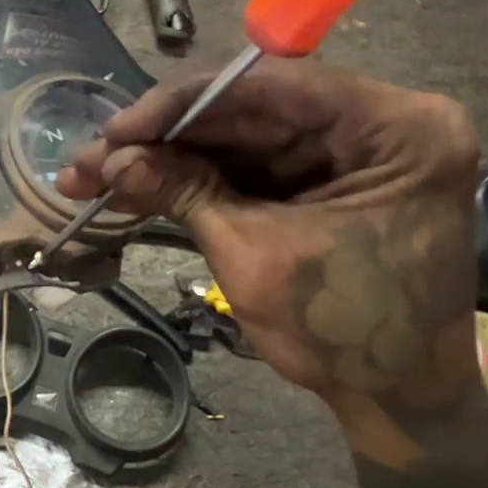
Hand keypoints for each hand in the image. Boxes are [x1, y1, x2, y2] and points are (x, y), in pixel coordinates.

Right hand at [57, 60, 480, 416]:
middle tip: (90, 155)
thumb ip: (186, 193)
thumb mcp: (258, 256)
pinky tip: (130, 189)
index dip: (183, 104)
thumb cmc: (348, 332)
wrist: (398, 401)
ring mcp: (342, 155)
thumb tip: (110, 160)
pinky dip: (189, 181)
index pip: (273, 86)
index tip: (117, 126)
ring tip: (90, 176)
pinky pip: (244, 171)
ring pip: (235, 141)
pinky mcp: (315, 185)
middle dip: (162, 138)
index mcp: (394, 127)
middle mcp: (374, 124)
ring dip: (164, 160)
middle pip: (247, 112)